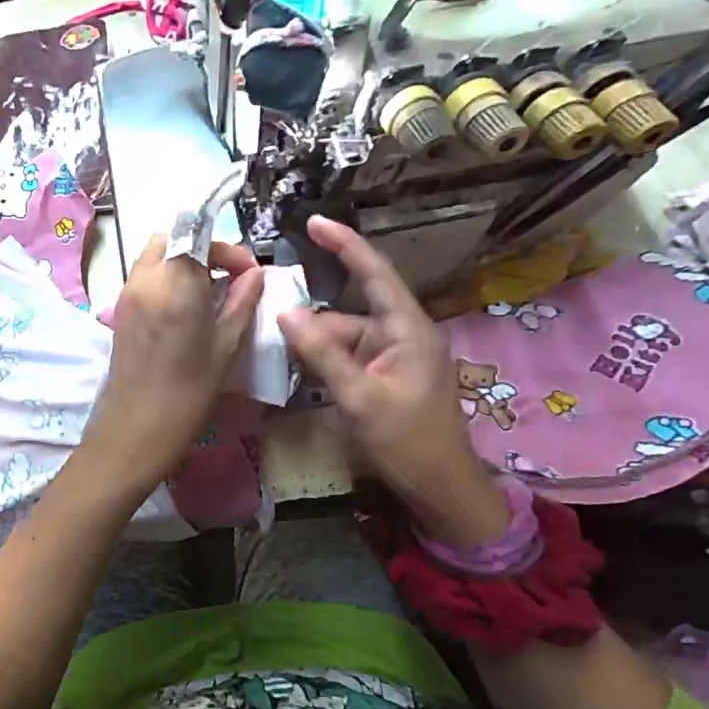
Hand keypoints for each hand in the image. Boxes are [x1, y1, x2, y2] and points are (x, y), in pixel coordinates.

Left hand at [87, 235, 263, 489]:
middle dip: (203, 249)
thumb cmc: (189, 391)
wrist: (136, 429)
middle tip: (228, 279)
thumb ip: (242, 301)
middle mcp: (145, 278)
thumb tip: (255, 274)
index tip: (248, 271)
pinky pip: (145, 278)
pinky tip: (186, 311)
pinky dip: (167, 280)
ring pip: (156, 257)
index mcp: (175, 281)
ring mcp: (127, 293)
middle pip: (173, 240)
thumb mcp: (226, 345)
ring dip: (183, 263)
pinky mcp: (120, 311)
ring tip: (208, 296)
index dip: (227, 248)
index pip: (199, 234)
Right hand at [276, 216, 508, 547]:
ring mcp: (394, 357)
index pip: (374, 273)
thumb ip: (322, 354)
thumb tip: (285, 313)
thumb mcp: (359, 397)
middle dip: (312, 322)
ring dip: (314, 347)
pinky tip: (299, 372)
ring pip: (344, 338)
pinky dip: (325, 362)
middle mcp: (402, 334)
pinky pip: (348, 358)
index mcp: (408, 329)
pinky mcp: (386, 377)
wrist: (439, 486)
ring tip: (277, 355)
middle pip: (348, 314)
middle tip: (269, 323)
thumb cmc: (407, 441)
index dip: (345, 244)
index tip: (314, 223)